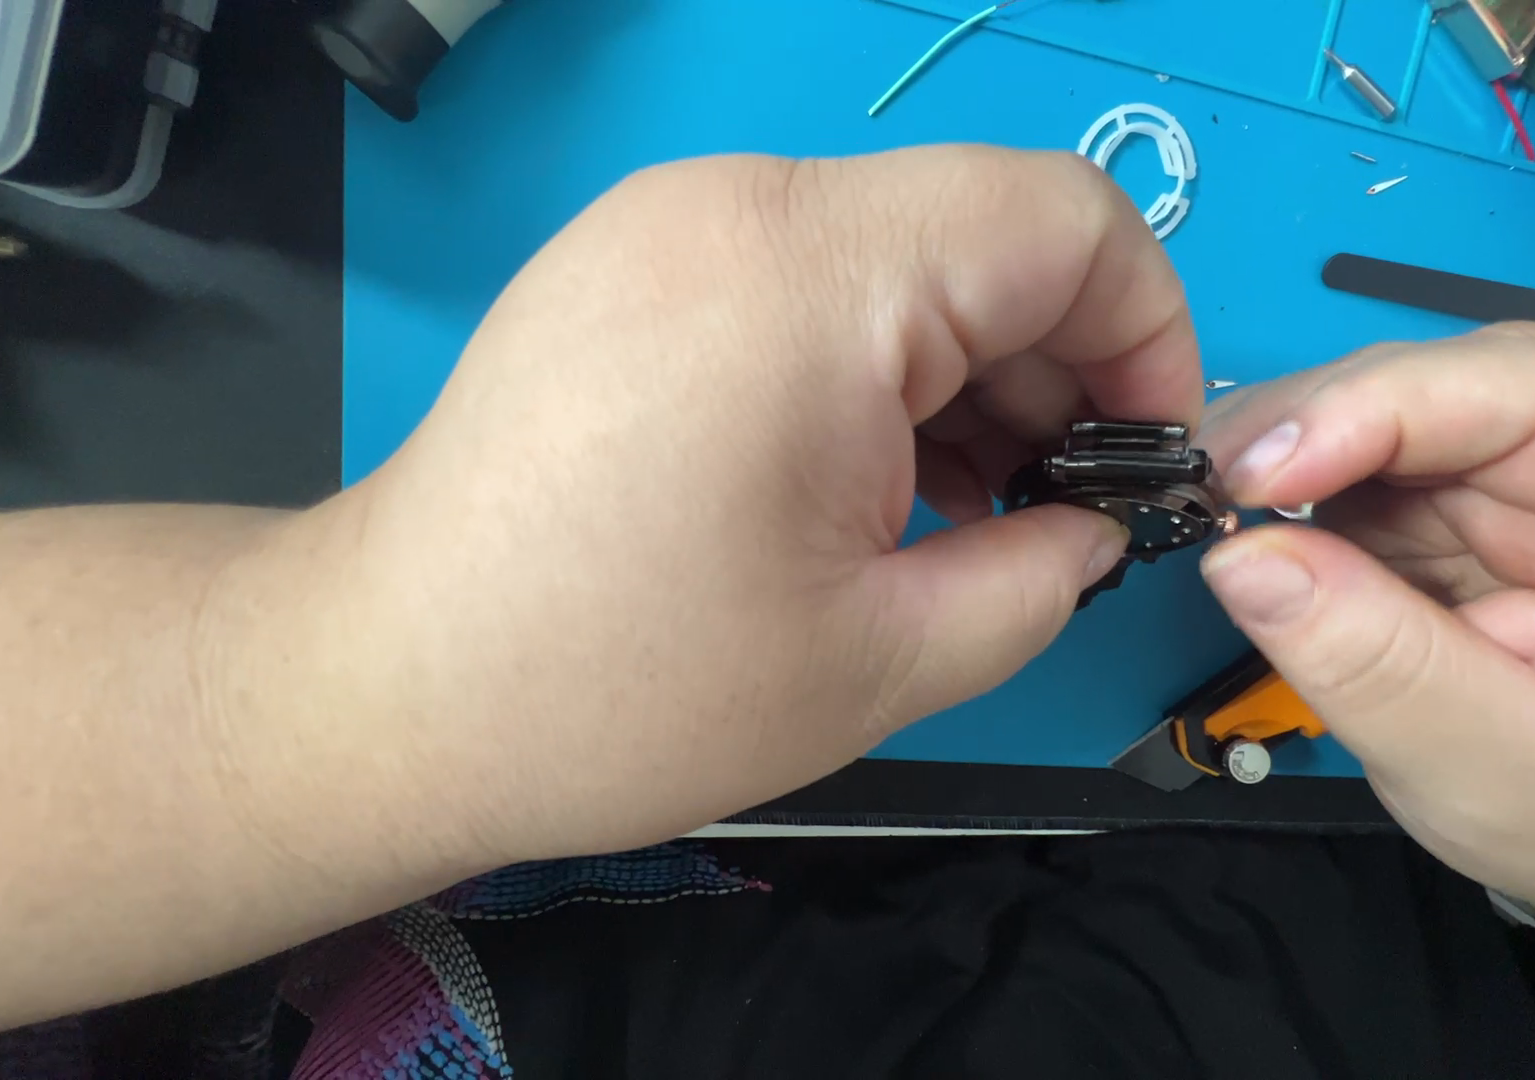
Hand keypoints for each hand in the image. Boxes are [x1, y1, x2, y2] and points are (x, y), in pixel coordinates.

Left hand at [250, 148, 1200, 862]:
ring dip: (971, 379)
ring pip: (906, 263)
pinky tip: (878, 478)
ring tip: (962, 509)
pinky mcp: (641, 270)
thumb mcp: (884, 660)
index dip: (1146, 332)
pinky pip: (821, 287)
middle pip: (985, 237)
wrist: (389, 691)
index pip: (1066, 221)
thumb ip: (1041, 578)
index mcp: (812, 279)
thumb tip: (1097, 525)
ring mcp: (677, 228)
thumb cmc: (626, 692)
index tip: (1140, 454)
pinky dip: (886, 372)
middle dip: (1057, 372)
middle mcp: (741, 209)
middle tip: (1054, 507)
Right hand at [1193, 326, 1534, 1044]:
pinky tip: (1240, 521)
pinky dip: (1275, 487)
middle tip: (1201, 489)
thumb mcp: (1497, 773)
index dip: (1374, 408)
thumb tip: (1236, 559)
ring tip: (1207, 506)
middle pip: (1430, 382)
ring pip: (1371, 412)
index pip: (1525, 391)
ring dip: (1273, 448)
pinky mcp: (1438, 512)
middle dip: (1299, 424)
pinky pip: (1344, 470)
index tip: (1252, 477)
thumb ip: (1371, 666)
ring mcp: (1505, 483)